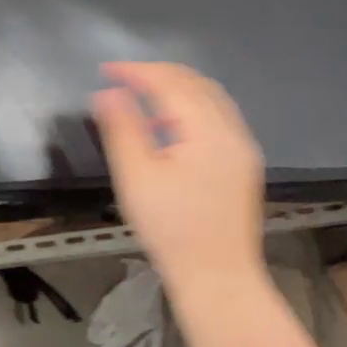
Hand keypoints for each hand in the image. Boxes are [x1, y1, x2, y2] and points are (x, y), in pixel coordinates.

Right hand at [92, 62, 265, 295]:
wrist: (217, 277)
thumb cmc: (171, 226)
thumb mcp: (135, 174)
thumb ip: (122, 127)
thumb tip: (108, 91)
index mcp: (208, 133)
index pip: (171, 83)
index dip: (136, 71)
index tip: (104, 70)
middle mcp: (232, 134)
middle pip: (196, 83)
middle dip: (157, 73)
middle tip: (121, 76)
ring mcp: (242, 150)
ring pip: (210, 98)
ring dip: (174, 87)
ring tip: (140, 93)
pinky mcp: (242, 165)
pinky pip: (217, 116)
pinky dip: (189, 105)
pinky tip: (166, 124)